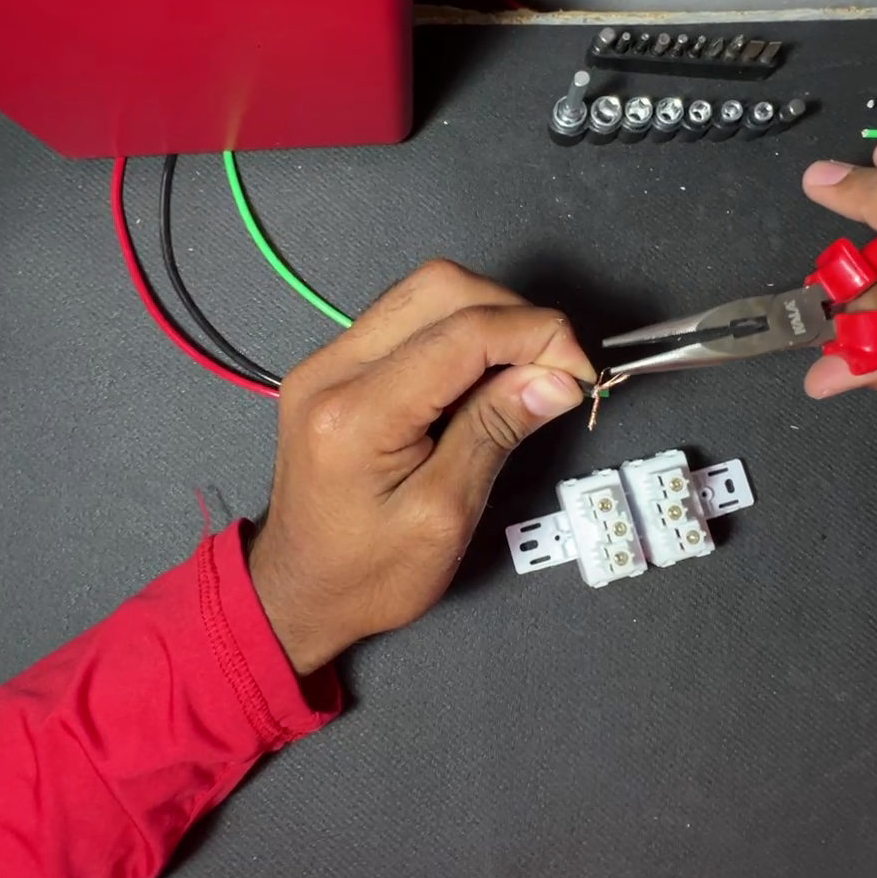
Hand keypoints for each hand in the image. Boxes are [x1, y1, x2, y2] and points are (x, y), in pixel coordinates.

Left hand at [249, 261, 594, 673]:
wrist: (297, 590)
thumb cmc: (368, 573)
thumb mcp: (446, 515)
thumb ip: (496, 431)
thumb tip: (556, 377)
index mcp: (356, 415)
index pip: (463, 333)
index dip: (536, 335)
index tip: (579, 369)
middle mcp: (331, 369)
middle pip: (440, 287)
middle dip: (513, 313)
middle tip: (554, 365)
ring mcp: (326, 360)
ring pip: (425, 292)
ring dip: (488, 315)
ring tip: (525, 368)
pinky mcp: (334, 364)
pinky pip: (408, 317)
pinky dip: (459, 328)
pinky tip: (483, 370)